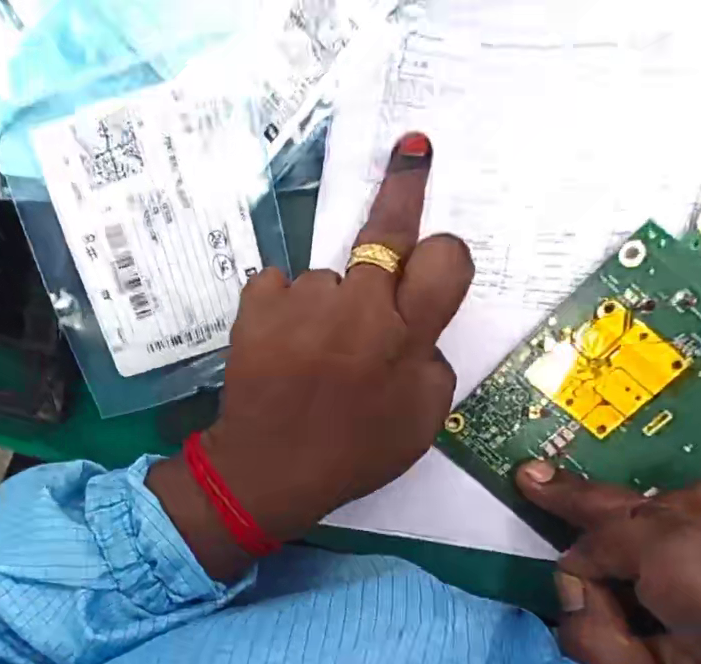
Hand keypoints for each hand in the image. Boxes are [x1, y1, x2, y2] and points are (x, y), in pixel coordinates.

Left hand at [150, 132, 474, 579]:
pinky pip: (279, 286)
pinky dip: (281, 309)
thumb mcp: (419, 424)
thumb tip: (419, 328)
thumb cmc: (348, 456)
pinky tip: (277, 347)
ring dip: (324, 304)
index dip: (443, 250)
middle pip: (385, 231)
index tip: (434, 240)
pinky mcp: (256, 306)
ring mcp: (302, 304)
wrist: (266, 473)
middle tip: (412, 153)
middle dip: (402, 192)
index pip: (444, 260)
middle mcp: (356, 310)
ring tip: (307, 355)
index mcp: (404, 340)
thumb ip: (431, 363)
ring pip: (326, 277)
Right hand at [516, 462, 700, 663]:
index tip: (572, 571)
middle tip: (540, 483)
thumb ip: (592, 640)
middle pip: (681, 508)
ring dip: (651, 513)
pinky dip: (692, 515)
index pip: (660, 545)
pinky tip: (675, 541)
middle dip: (606, 509)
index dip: (599, 546)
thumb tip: (575, 575)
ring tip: (622, 542)